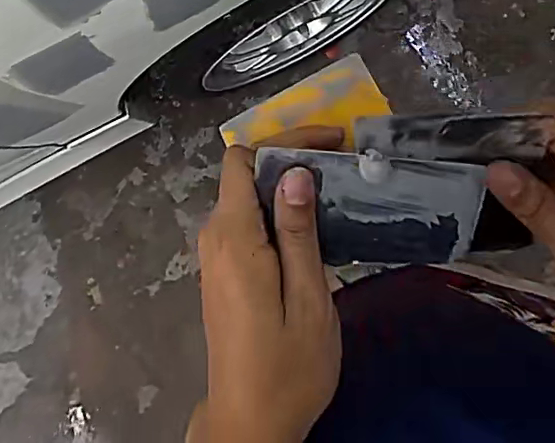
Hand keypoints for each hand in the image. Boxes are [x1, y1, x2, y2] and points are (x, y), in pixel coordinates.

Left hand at [189, 128, 341, 442]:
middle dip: (292, 156)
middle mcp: (216, 236)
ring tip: (333, 186)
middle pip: (246, 171)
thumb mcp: (307, 299)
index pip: (245, 159)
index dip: (284, 139)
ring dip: (287, 182)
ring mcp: (215, 252)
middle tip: (339, 161)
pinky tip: (310, 219)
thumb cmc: (285, 368)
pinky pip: (247, 217)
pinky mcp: (222, 267)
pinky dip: (277, 207)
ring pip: (248, 193)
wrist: (248, 426)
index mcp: (234, 237)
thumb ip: (298, 232)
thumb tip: (295, 172)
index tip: (328, 142)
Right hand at [487, 100, 554, 361]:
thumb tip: (494, 169)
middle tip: (470, 160)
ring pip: (549, 135)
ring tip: (478, 169)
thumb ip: (542, 215)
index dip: (517, 130)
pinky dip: (525, 165)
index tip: (476, 149)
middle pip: (554, 122)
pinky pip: (552, 156)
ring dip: (515, 149)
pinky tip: (503, 183)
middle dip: (510, 136)